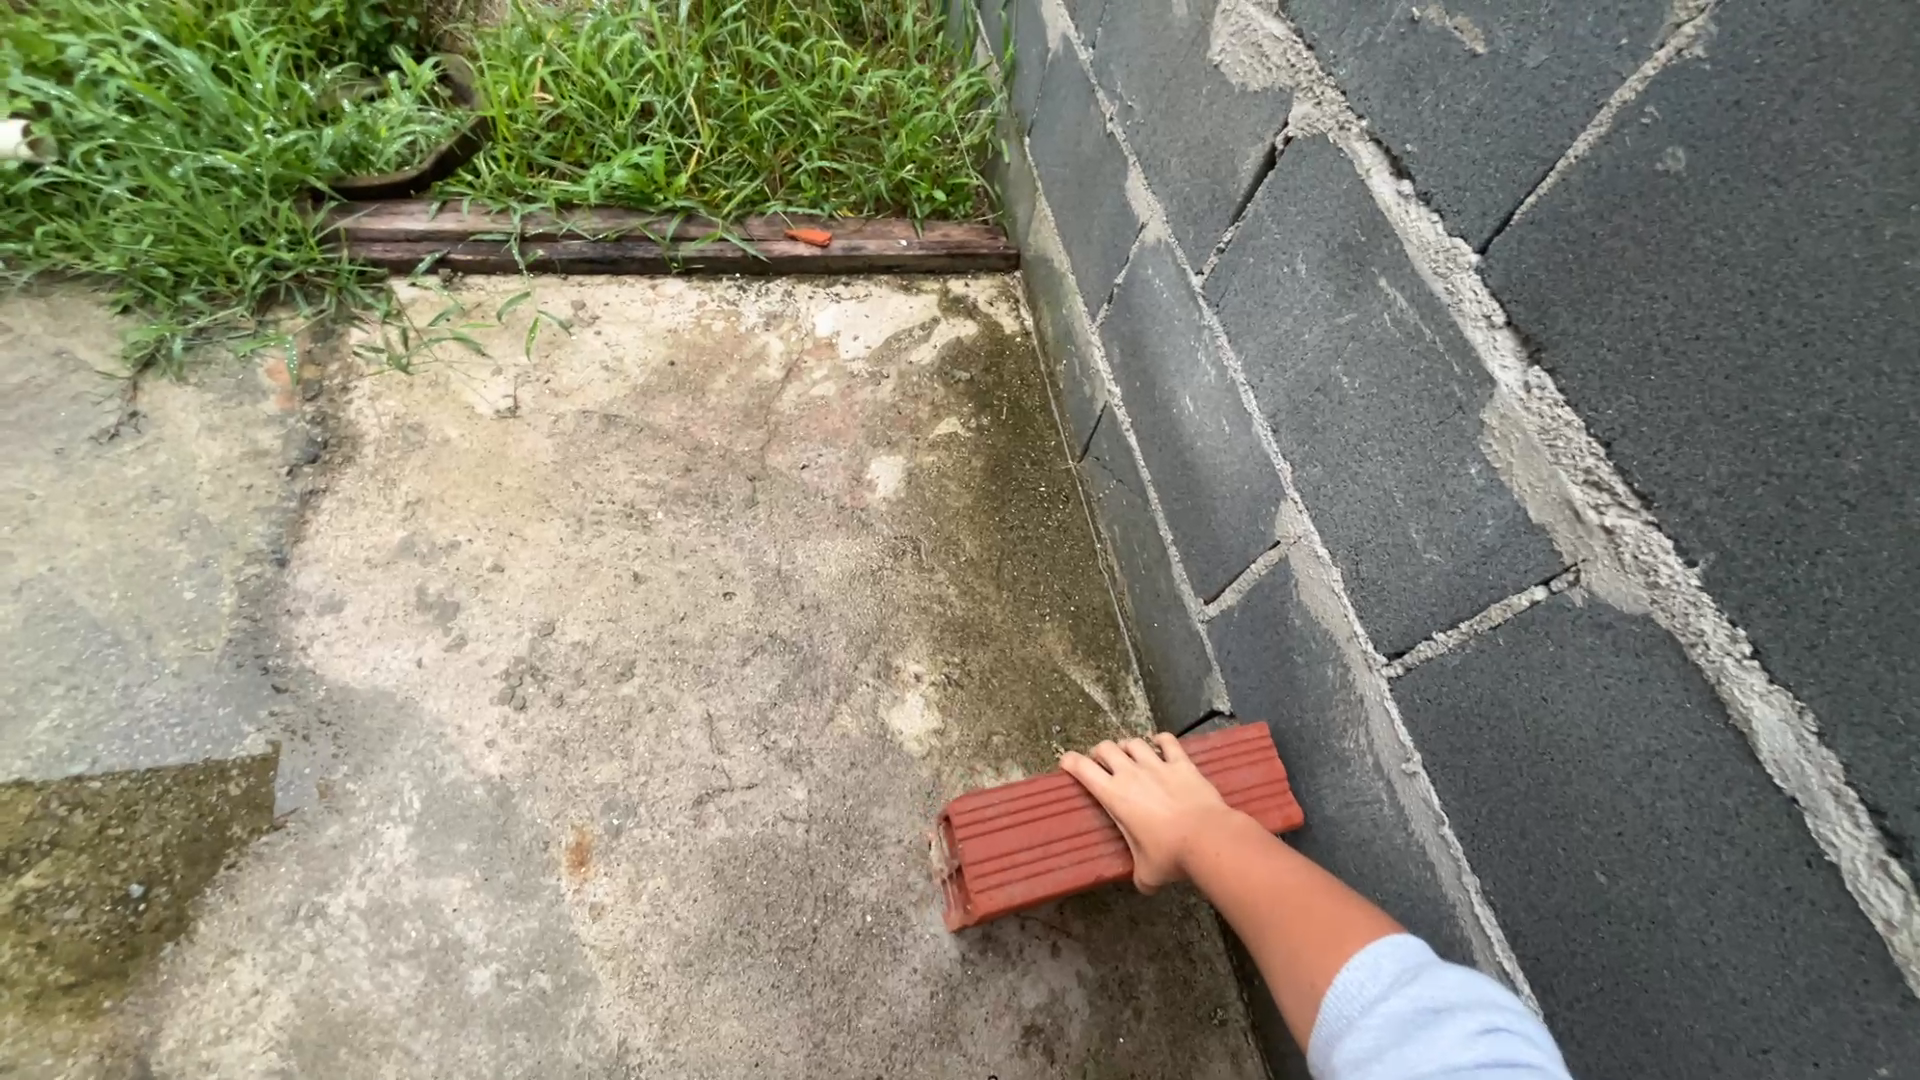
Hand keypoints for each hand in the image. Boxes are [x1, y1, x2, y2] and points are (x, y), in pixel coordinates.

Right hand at [1060, 733, 1240, 892]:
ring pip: (1134, 742)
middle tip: (1102, 763)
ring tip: (1129, 755)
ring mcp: (1157, 765)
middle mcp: (1131, 773)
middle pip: (1106, 747)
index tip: (1066, 762)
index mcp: (1114, 795)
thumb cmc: (1170, 854)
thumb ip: (1140, 876)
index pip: (1082, 769)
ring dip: (1127, 746)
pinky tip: (1160, 744)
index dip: (1070, 762)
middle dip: (1099, 752)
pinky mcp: (1181, 763)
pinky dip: (1161, 740)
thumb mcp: (1147, 872)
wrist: (1208, 837)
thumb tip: (1144, 886)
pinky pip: (1168, 741)